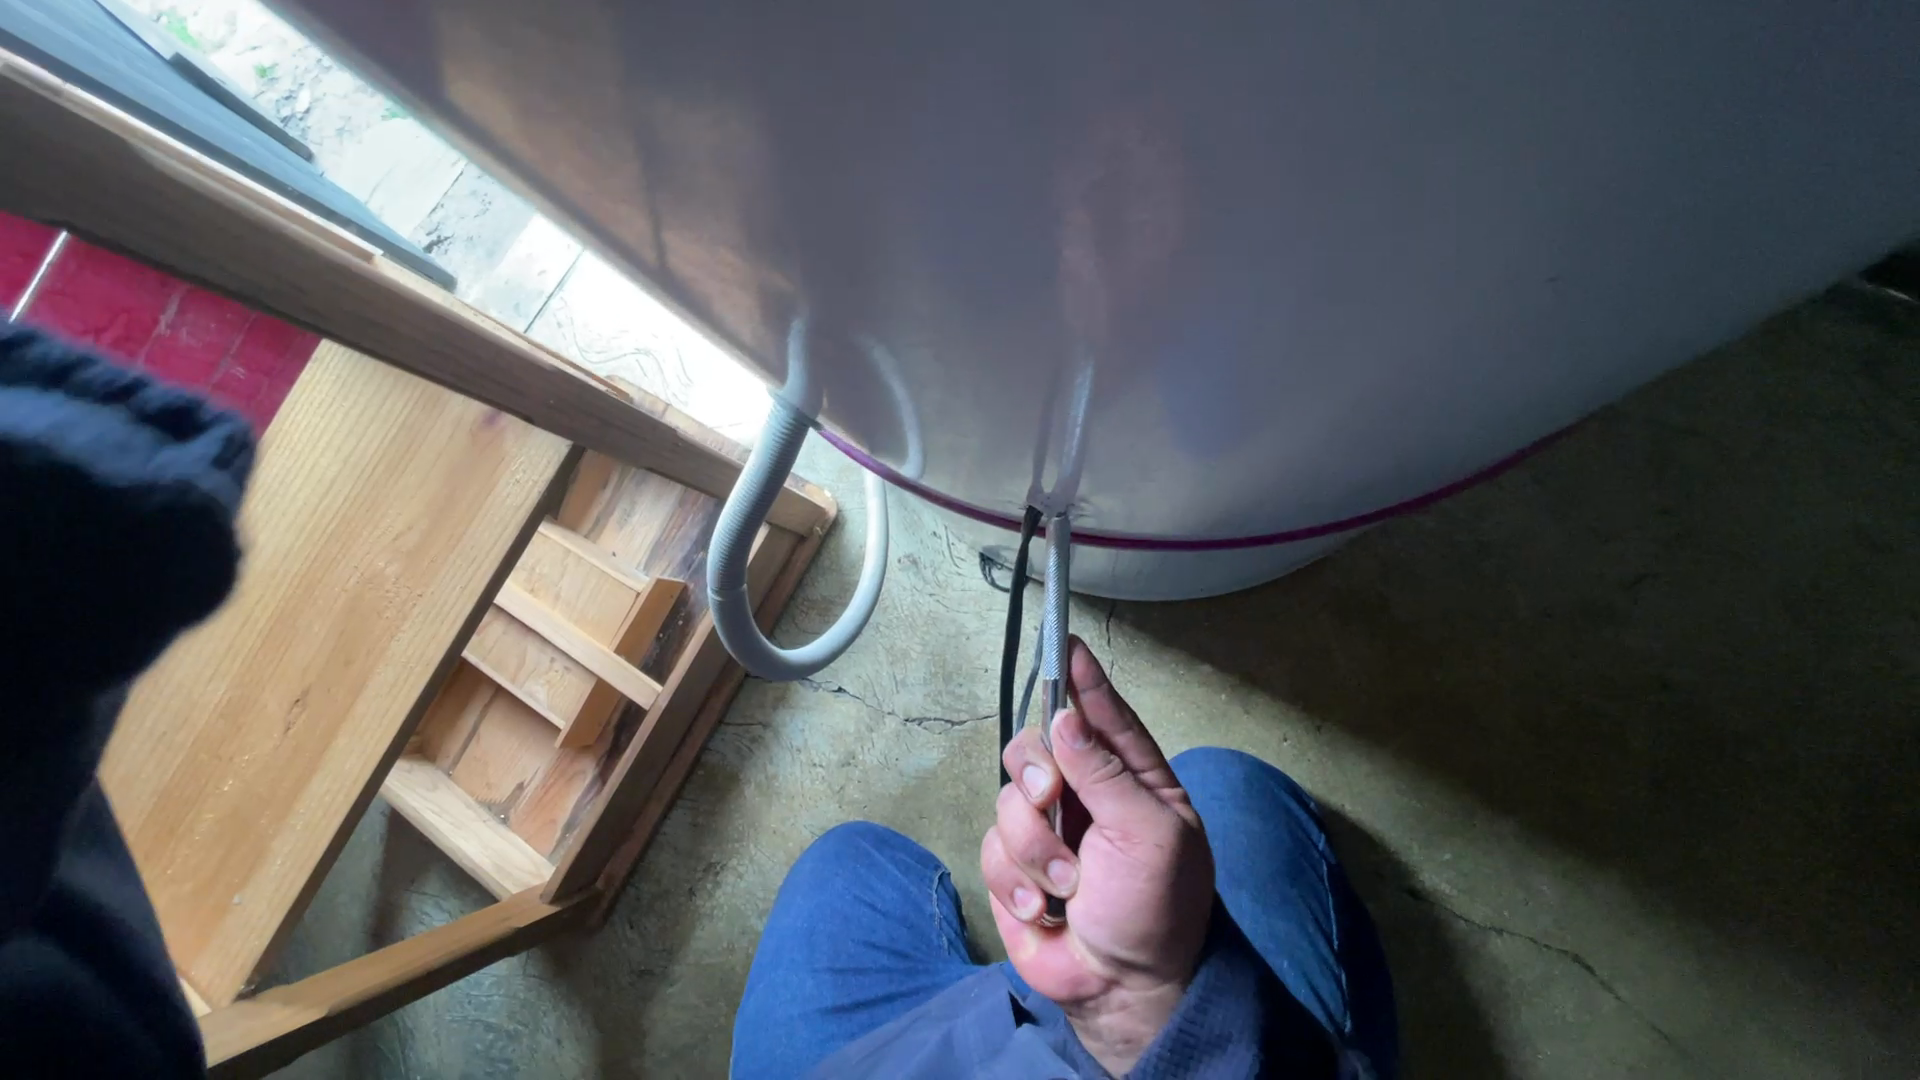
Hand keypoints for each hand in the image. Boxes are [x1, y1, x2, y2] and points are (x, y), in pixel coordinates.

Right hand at [981, 637, 1214, 1073]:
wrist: (1121, 989)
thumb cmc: (1156, 909)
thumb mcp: (1149, 836)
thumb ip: (1105, 772)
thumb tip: (1065, 716)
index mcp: (1129, 777)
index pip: (1101, 714)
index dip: (1082, 677)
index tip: (1065, 641)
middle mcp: (1083, 791)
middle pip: (1034, 746)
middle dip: (1038, 775)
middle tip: (1052, 802)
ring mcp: (1046, 826)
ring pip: (1008, 798)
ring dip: (1036, 848)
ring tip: (1068, 887)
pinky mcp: (1015, 863)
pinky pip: (993, 846)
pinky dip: (1017, 879)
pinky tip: (1046, 910)